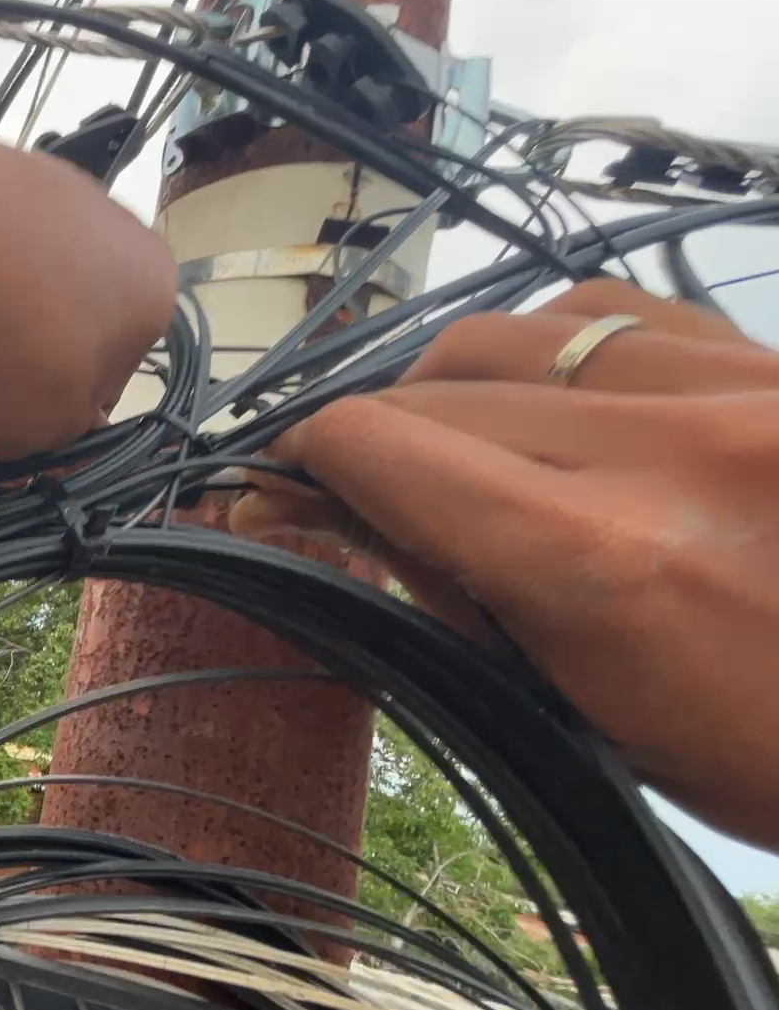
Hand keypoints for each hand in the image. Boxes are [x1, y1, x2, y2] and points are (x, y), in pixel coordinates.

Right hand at [231, 280, 778, 848]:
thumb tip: (316, 508)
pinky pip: (607, 311)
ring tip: (443, 436)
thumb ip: (435, 581)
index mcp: (598, 559)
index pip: (369, 444)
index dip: (298, 456)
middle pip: (423, 388)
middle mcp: (671, 448)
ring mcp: (752, 386)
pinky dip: (538, 348)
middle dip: (358, 435)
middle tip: (345, 484)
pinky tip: (542, 396)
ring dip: (437, 385)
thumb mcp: (574, 698)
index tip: (278, 483)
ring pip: (502, 333)